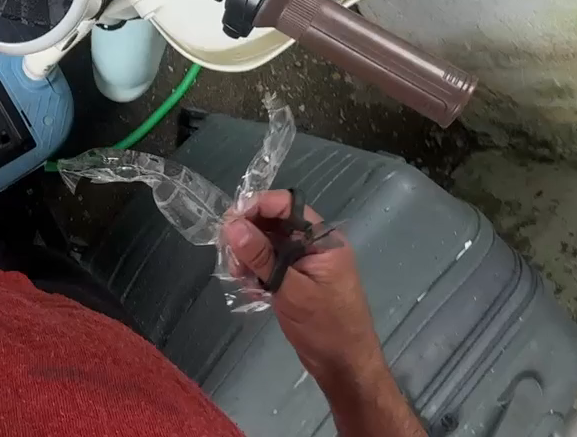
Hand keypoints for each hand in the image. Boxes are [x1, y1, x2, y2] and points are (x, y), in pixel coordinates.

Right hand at [221, 192, 382, 381]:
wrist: (347, 372)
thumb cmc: (327, 329)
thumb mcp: (292, 291)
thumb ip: (262, 257)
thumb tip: (232, 225)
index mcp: (322, 239)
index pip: (285, 204)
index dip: (256, 206)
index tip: (230, 222)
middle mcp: (313, 243)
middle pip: (271, 220)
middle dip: (247, 234)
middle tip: (230, 255)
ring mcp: (303, 260)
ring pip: (265, 240)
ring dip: (247, 253)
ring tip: (238, 275)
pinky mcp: (294, 276)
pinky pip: (267, 259)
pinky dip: (254, 268)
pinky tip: (247, 285)